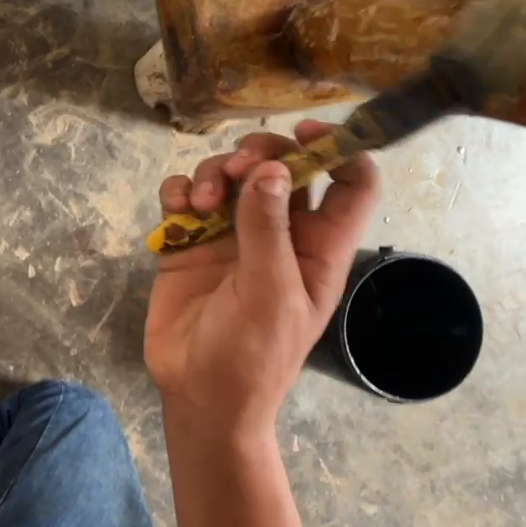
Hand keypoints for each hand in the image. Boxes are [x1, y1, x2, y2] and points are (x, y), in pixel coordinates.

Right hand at [144, 120, 380, 430]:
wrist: (197, 393)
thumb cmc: (251, 355)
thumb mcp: (269, 294)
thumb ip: (268, 230)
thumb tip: (270, 170)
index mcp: (318, 247)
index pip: (349, 184)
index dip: (337, 149)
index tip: (303, 133)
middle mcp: (277, 233)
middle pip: (281, 167)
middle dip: (259, 156)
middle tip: (236, 169)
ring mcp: (230, 235)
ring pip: (228, 175)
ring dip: (212, 175)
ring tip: (199, 205)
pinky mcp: (189, 241)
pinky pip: (184, 197)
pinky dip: (178, 191)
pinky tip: (175, 209)